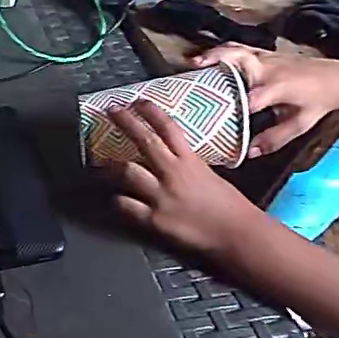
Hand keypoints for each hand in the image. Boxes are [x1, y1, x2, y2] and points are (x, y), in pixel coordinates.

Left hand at [104, 100, 257, 257]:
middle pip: (144, 140)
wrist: (238, 235)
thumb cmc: (229, 207)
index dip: (150, 112)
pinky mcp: (153, 219)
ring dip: (110, 167)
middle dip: (125, 122)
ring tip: (100, 165)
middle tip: (111, 112)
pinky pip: (125, 205)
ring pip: (126, 172)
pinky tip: (115, 199)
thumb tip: (171, 158)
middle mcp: (173, 174)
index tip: (138, 101)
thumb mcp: (210, 176)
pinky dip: (117, 201)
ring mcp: (161, 196)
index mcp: (190, 161)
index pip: (168, 128)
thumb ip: (188, 165)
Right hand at [189, 45, 338, 158]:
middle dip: (217, 62)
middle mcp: (270, 69)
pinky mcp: (266, 54)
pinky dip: (224, 51)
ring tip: (194, 61)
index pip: (252, 97)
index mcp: (278, 88)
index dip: (234, 106)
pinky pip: (242, 48)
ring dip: (215, 53)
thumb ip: (274, 139)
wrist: (338, 80)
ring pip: (238, 49)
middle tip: (193, 68)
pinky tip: (209, 58)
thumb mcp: (300, 125)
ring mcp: (267, 58)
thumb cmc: (317, 103)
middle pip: (241, 60)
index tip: (214, 115)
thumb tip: (248, 153)